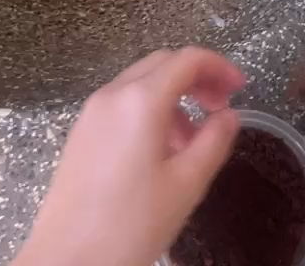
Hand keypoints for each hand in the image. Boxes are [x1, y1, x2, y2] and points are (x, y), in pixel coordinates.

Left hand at [12, 48, 245, 265]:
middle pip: (164, 63)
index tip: (240, 88)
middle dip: (197, 78)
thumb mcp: (185, 185)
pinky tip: (159, 150)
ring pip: (142, 82)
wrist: (64, 264)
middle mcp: (114, 94)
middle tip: (220, 106)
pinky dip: (149, 109)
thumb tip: (230, 116)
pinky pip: (122, 103)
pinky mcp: (81, 132)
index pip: (188, 59)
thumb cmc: (130, 226)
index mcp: (141, 100)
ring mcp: (92, 112)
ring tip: (192, 138)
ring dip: (174, 95)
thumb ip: (214, 141)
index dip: (219, 67)